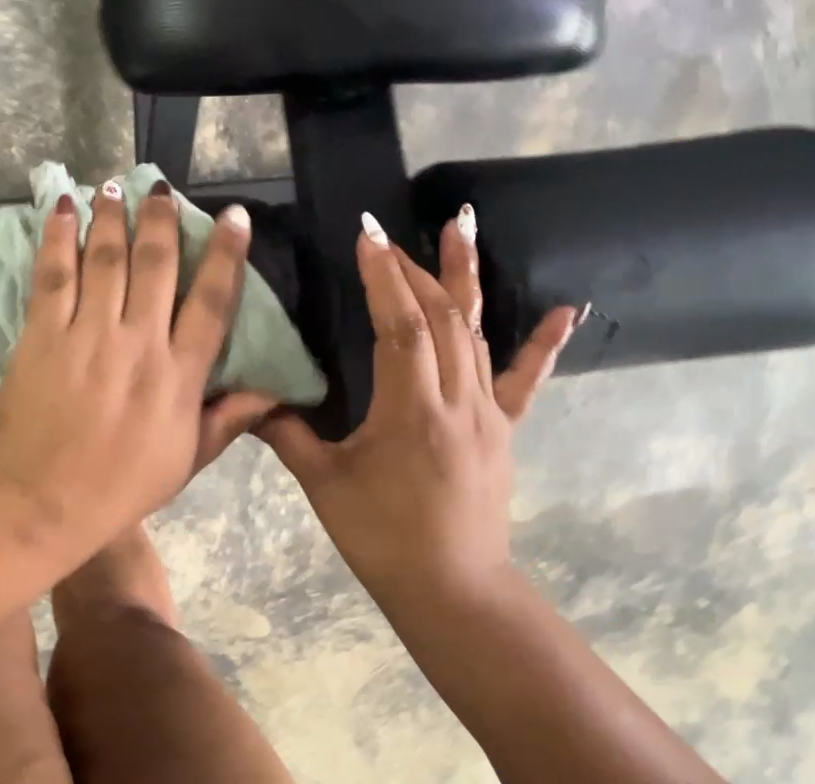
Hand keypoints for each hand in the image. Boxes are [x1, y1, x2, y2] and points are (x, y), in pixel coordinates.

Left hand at [0, 180, 264, 554]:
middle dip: (161, 219)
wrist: (43, 500)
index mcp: (179, 375)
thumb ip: (229, 419)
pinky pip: (54, 276)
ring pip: (107, 260)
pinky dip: (59, 238)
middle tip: (160, 186)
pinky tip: (63, 208)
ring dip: (112, 217)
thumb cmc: (119, 486)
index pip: (212, 302)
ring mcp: (88, 335)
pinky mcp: (43, 335)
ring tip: (115, 185)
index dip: (227, 255)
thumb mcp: (187, 459)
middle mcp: (138, 343)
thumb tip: (274, 391)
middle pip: (156, 266)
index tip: (233, 217)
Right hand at [256, 206, 579, 605]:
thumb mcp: (322, 483)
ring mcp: (488, 413)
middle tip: (387, 232)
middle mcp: (458, 400)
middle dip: (412, 268)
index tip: (366, 235)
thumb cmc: (381, 536)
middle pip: (442, 317)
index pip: (402, 327)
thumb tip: (244, 395)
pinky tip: (569, 308)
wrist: (453, 590)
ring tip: (462, 224)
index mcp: (412, 411)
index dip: (384, 277)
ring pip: (479, 331)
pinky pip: (526, 380)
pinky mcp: (504, 429)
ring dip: (466, 276)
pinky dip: (544, 342)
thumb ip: (284, 432)